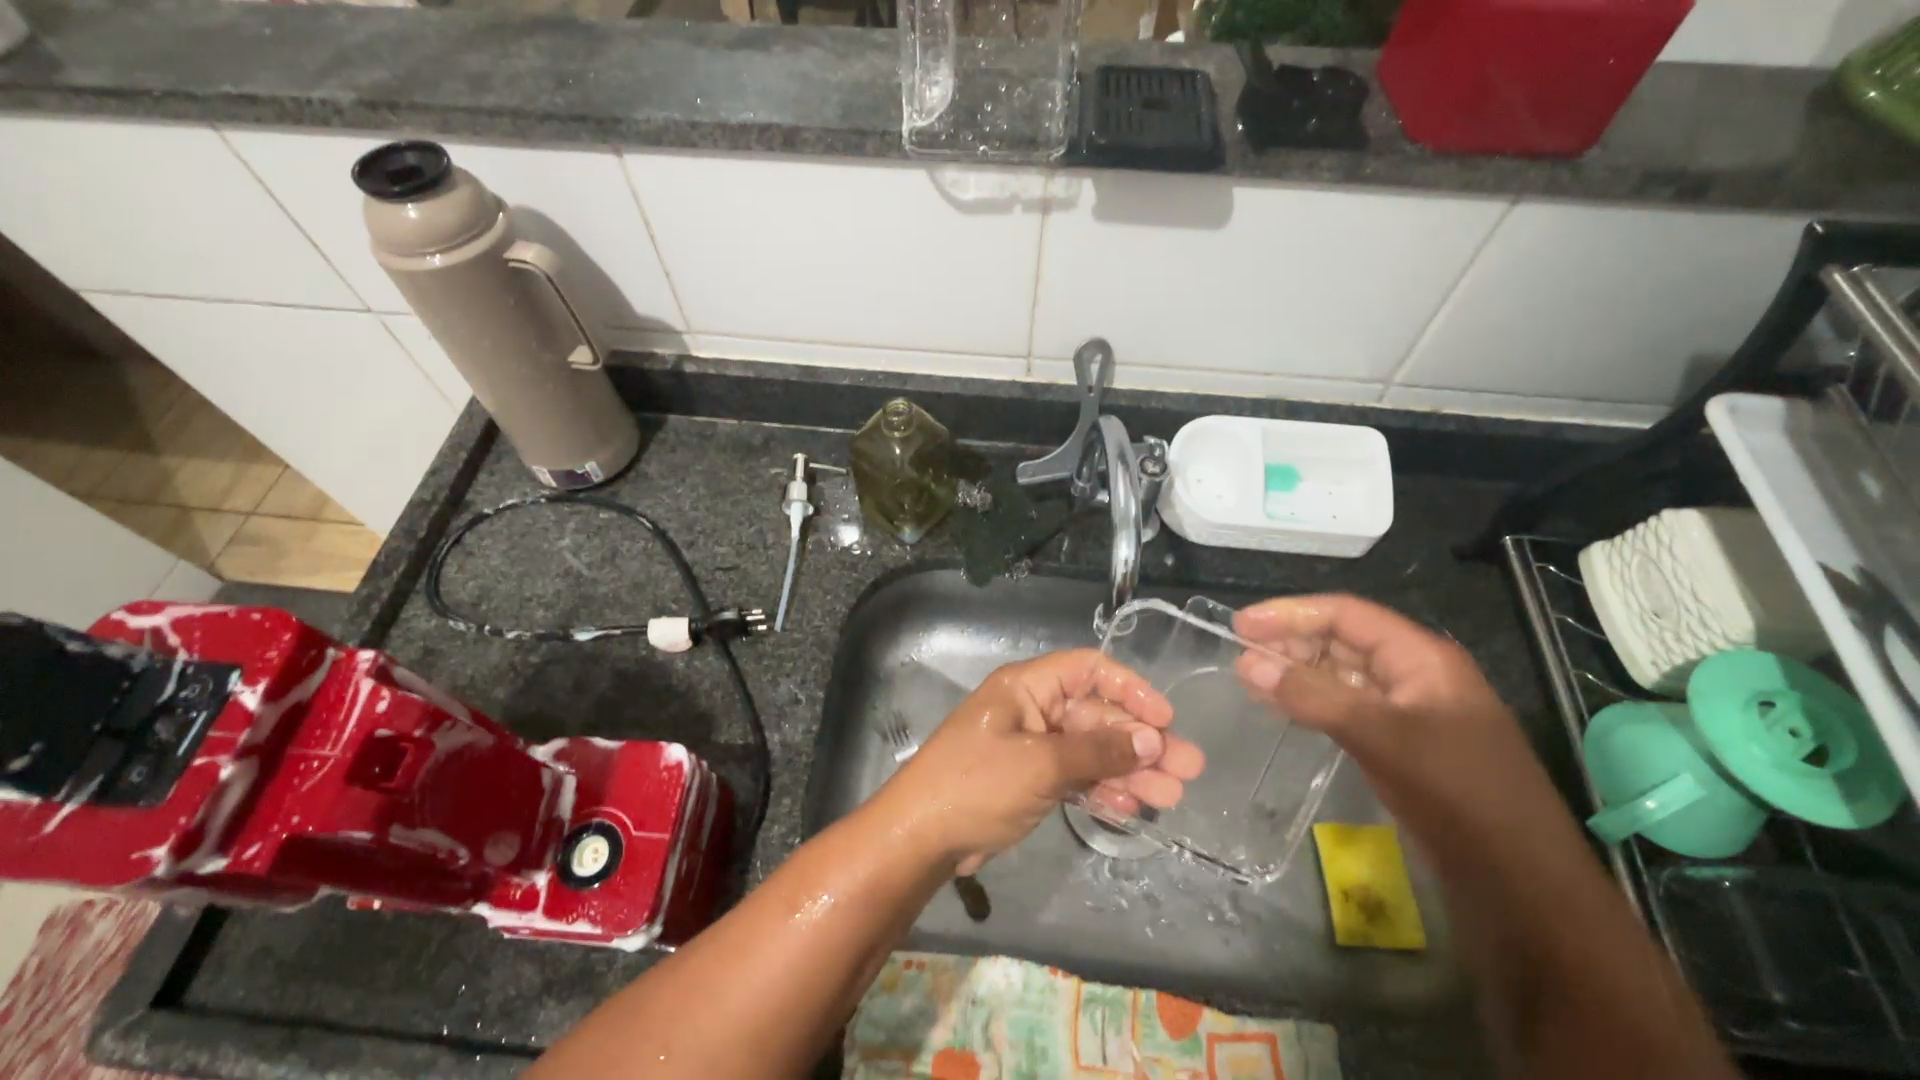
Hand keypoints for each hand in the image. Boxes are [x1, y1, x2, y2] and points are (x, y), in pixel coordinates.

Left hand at [870, 649, 1203, 875]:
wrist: (920, 837)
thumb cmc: (975, 785)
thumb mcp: (1040, 765)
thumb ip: (1098, 751)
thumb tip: (1152, 738)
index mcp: (1027, 688)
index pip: (1089, 670)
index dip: (1131, 689)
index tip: (1165, 719)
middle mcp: (1033, 711)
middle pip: (1098, 716)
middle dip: (1141, 742)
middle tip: (1188, 768)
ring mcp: (1032, 748)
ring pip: (1092, 751)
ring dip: (1131, 771)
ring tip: (1173, 794)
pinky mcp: (1031, 782)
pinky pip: (1077, 777)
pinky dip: (1103, 790)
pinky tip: (1134, 808)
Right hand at [1231, 594, 1567, 864]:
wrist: (1518, 875)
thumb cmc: (1457, 791)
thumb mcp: (1382, 736)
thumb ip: (1315, 696)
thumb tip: (1250, 665)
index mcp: (1422, 657)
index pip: (1347, 614)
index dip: (1291, 614)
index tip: (1241, 626)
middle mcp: (1415, 675)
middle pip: (1344, 640)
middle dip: (1291, 642)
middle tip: (1239, 655)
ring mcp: (1410, 713)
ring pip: (1344, 676)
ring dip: (1297, 673)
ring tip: (1250, 679)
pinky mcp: (1402, 747)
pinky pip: (1349, 710)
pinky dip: (1313, 704)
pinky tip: (1282, 709)